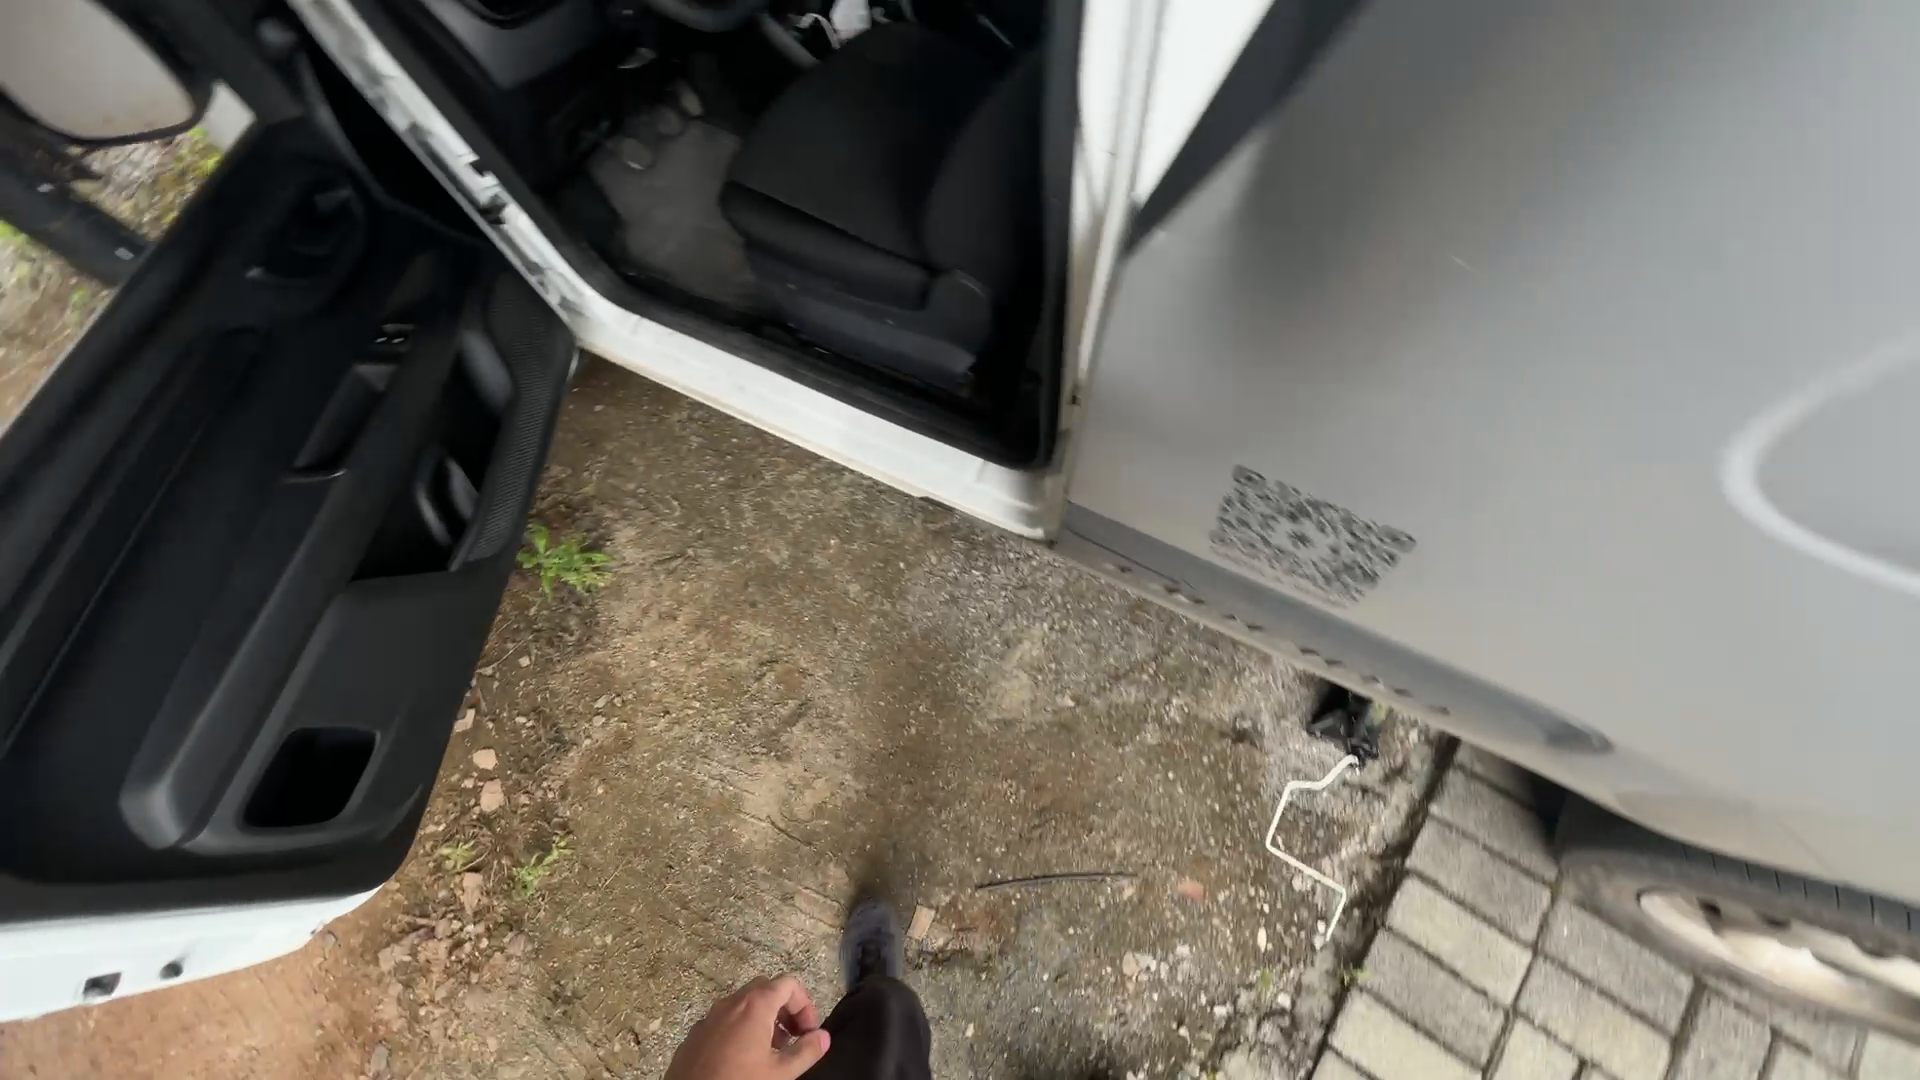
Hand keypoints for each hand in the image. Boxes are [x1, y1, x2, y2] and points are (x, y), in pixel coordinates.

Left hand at [665, 975, 831, 1079]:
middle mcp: (731, 1002)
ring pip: (743, 1005)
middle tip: (792, 1038)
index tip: (809, 1032)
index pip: (789, 984)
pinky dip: (739, 1030)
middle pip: (766, 989)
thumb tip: (824, 1036)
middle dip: (784, 1009)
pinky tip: (740, 1061)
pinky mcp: (694, 1035)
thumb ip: (806, 1052)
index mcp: (755, 1004)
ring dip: (762, 1020)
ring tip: (768, 1052)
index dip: (805, 1004)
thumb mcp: (779, 1074)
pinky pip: (723, 1021)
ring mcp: (709, 1017)